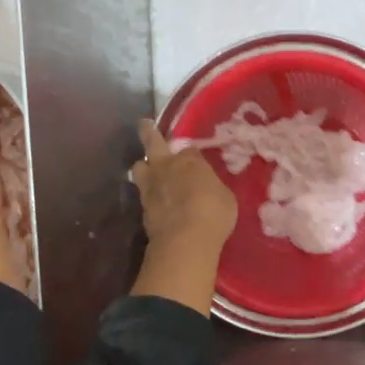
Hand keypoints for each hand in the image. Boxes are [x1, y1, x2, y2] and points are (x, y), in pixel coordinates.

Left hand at [130, 120, 237, 314]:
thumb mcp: (225, 197)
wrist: (185, 240)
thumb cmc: (214, 213)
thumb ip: (212, 186)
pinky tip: (155, 201)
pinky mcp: (142, 208)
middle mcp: (166, 167)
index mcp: (189, 161)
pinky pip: (143, 193)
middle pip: (152, 142)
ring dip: (143, 166)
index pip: (189, 149)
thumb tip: (208, 186)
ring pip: (139, 167)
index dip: (191, 154)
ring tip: (147, 170)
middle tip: (144, 124)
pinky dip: (148, 194)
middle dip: (149, 132)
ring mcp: (150, 187)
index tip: (195, 159)